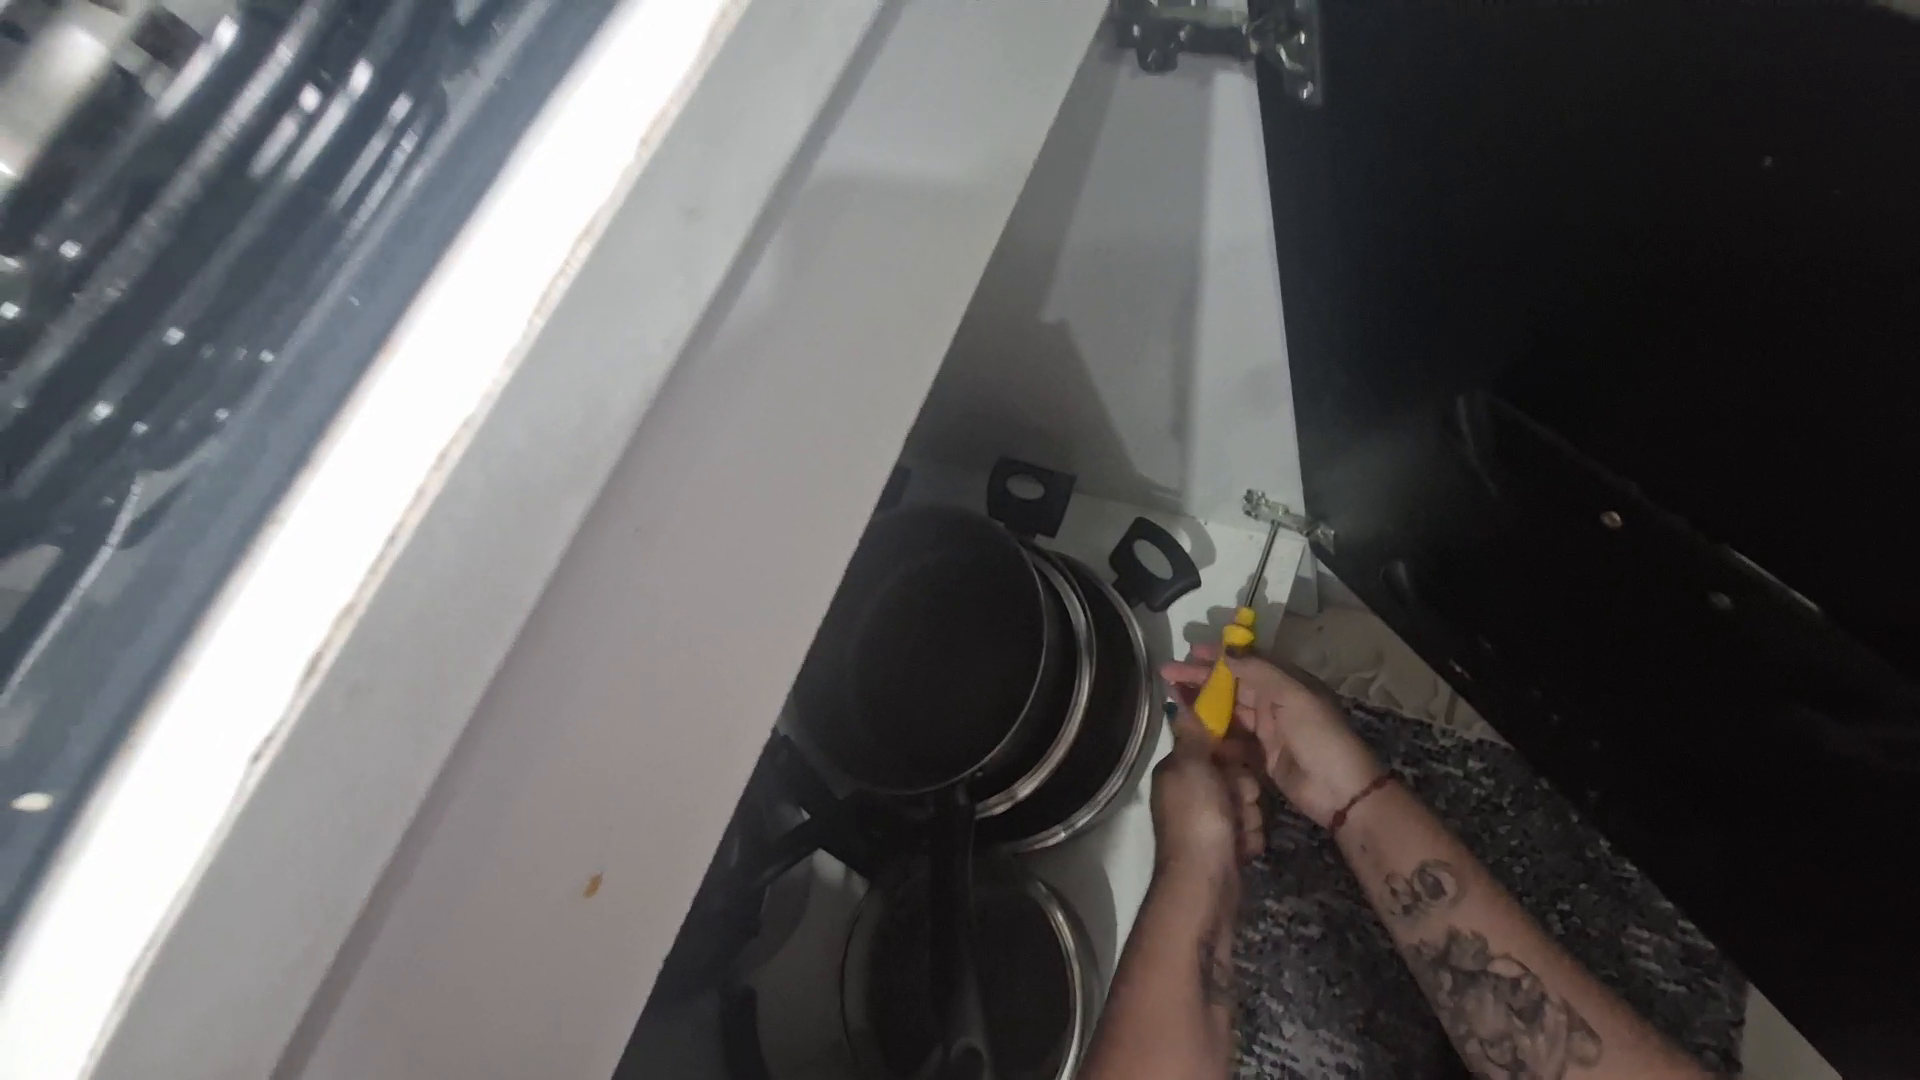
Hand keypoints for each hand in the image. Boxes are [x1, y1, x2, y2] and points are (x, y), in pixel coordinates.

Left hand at [1150, 712, 1265, 883]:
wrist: (1204, 883)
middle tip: (1235, 801)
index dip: (1230, 752)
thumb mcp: (1190, 767)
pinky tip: (1241, 847)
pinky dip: (1249, 838)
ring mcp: (1208, 820)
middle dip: (1243, 788)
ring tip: (1237, 830)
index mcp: (1177, 770)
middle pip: (1235, 774)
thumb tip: (1178, 703)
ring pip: (1247, 802)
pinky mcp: (1225, 845)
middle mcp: (1190, 792)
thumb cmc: (1196, 818)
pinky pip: (1249, 829)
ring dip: (1248, 815)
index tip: (1238, 759)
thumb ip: (1191, 736)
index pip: (1213, 745)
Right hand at [1162, 647, 1383, 828]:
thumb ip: (1259, 671)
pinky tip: (1187, 723)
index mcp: (1287, 682)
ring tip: (1170, 694)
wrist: (1340, 792)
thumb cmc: (1320, 737)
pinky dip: (1208, 727)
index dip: (1218, 655)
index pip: (1247, 661)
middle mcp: (1274, 701)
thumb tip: (1226, 649)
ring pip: (1226, 707)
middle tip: (1168, 673)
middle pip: (1231, 683)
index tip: (1189, 651)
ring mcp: (1265, 728)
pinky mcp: (1257, 753)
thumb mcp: (1293, 696)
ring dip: (1200, 700)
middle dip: (1199, 676)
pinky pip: (1228, 733)